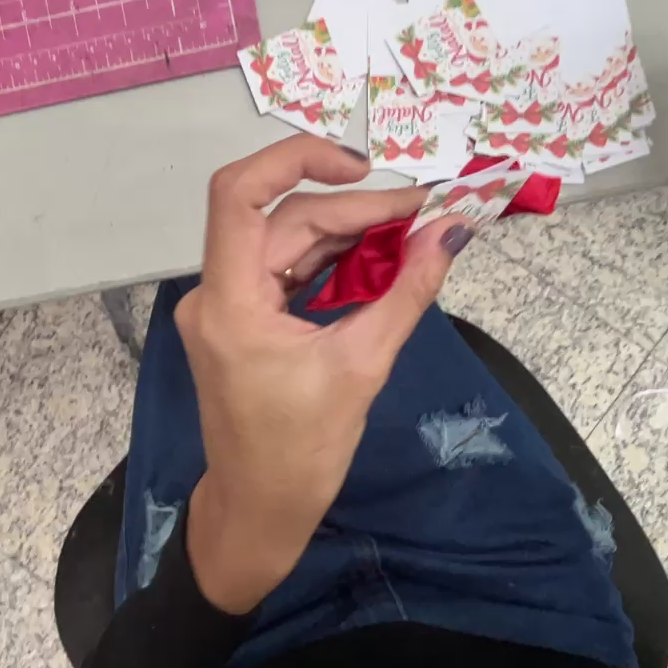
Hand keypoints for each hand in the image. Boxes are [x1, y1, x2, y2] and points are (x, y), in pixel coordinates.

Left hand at [177, 135, 472, 612]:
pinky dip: (327, 260)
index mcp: (229, 303)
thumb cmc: (302, 454)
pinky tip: (374, 256)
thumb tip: (453, 232)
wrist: (259, 509)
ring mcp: (222, 307)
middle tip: (426, 213)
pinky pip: (282, 271)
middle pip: (281, 220)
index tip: (365, 168)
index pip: (238, 194)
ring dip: (345, 232)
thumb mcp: (362, 367)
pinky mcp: (238, 320)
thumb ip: (407, 292)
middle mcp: (214, 294)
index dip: (295, 158)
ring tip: (411, 230)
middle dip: (354, 210)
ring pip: (283, 242)